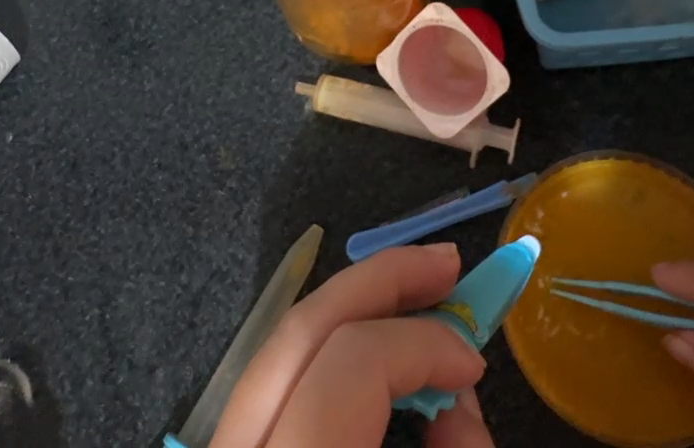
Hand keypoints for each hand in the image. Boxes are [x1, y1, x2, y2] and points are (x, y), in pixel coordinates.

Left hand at [211, 243, 494, 447]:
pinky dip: (326, 346)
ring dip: (354, 305)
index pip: (352, 366)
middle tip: (447, 263)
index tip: (474, 360)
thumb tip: (459, 403)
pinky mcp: (225, 446)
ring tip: (415, 287)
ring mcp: (218, 446)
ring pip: (277, 343)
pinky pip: (272, 377)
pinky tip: (366, 341)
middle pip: (300, 329)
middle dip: (381, 281)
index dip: (422, 344)